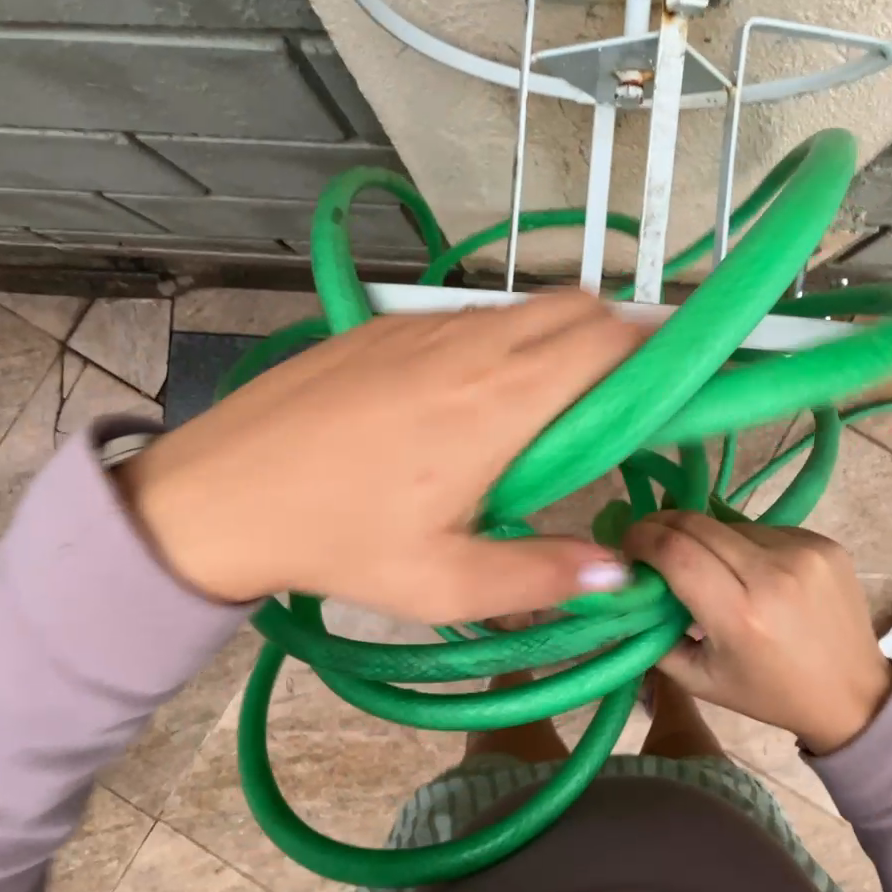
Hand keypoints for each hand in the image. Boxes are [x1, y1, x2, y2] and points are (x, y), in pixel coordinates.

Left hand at [115, 292, 644, 622]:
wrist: (221, 490)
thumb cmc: (338, 540)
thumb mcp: (444, 584)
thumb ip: (542, 576)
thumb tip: (619, 572)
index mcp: (501, 400)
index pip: (608, 339)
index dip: (653, 351)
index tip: (669, 386)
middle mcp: (473, 344)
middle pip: (579, 307)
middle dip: (614, 340)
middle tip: (610, 402)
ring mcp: (427, 325)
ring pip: (526, 307)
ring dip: (557, 338)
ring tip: (541, 405)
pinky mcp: (389, 323)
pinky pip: (473, 314)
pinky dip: (503, 338)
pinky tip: (468, 395)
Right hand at [624, 511, 891, 754]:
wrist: (854, 694)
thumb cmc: (769, 693)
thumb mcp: (699, 679)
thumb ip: (653, 635)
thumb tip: (624, 588)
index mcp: (740, 615)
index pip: (675, 551)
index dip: (642, 538)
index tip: (627, 543)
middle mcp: (773, 573)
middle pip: (697, 524)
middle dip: (662, 525)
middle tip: (648, 539)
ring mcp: (803, 551)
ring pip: (728, 524)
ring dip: (705, 536)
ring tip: (706, 562)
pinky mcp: (823, 541)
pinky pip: (763, 528)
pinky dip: (744, 543)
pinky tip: (749, 568)